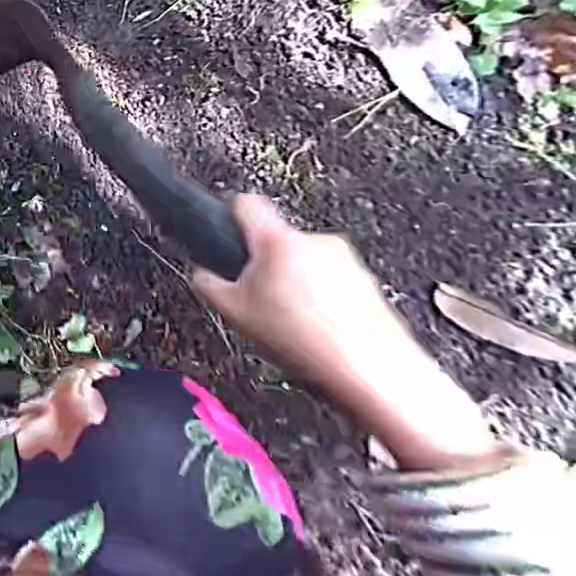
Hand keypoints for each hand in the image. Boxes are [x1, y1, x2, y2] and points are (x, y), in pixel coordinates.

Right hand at [191, 195, 502, 471]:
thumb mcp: (232, 312)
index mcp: (277, 240)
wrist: (372, 372)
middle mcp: (315, 241)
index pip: (245, 203)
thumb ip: (208, 283)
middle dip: (264, 264)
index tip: (226, 226)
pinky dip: (320, 299)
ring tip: (290, 322)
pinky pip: (331, 281)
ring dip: (293, 283)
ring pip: (304, 262)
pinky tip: (316, 330)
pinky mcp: (367, 282)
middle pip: (275, 240)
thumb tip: (204, 275)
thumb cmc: (304, 339)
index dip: (229, 213)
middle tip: (257, 297)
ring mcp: (346, 261)